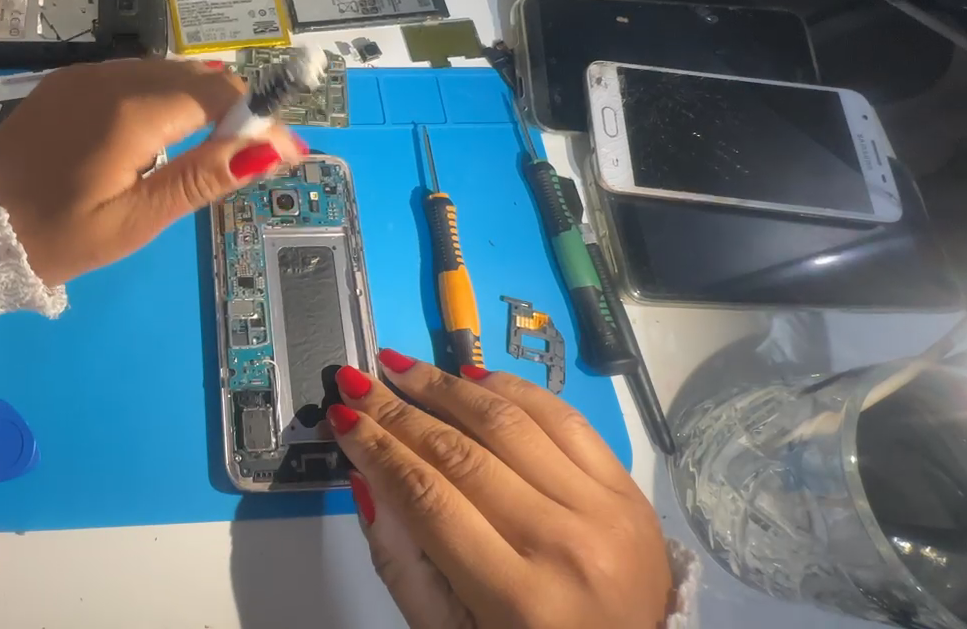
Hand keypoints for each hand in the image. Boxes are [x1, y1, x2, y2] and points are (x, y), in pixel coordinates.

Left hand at [0, 58, 305, 285]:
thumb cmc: (56, 236)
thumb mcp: (135, 219)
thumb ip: (202, 178)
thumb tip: (269, 149)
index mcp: (132, 111)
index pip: (218, 93)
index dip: (259, 116)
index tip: (286, 149)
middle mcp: (111, 77)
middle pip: (194, 76)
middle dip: (232, 106)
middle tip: (252, 151)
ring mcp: (85, 74)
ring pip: (164, 70)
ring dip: (198, 98)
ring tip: (213, 143)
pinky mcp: (66, 80)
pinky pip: (131, 74)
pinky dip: (161, 94)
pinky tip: (163, 127)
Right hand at [330, 352, 671, 628]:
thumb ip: (402, 561)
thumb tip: (366, 474)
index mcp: (520, 602)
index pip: (427, 499)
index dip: (377, 450)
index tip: (340, 416)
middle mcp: (565, 546)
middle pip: (459, 454)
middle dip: (395, 411)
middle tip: (354, 381)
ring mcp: (603, 509)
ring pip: (505, 422)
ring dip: (442, 385)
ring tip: (398, 366)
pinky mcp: (626, 486)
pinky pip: (560, 416)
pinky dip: (508, 388)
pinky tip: (467, 375)